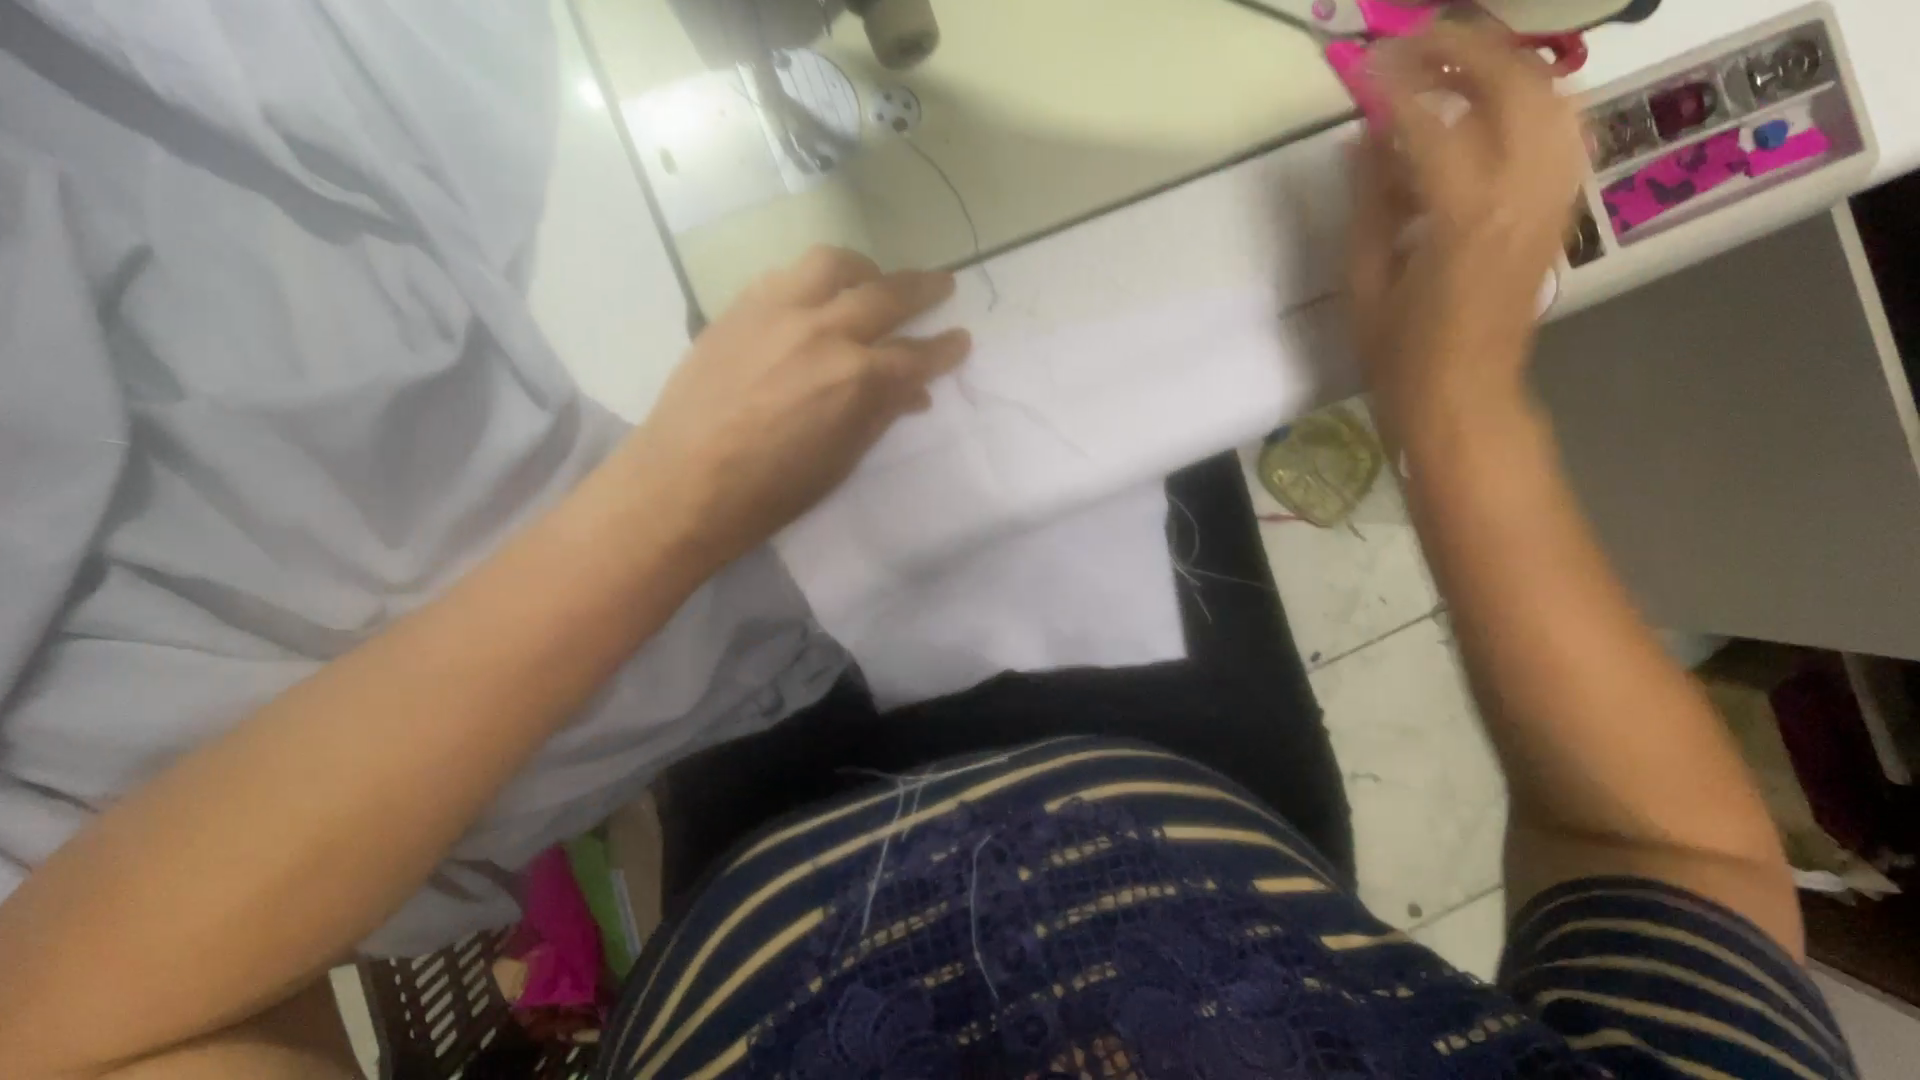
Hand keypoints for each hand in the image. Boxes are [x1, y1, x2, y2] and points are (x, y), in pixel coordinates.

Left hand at [620, 246, 970, 570]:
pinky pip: (784, 276)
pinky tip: (813, 297)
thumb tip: (913, 393)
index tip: (961, 339)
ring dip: (862, 269)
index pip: (916, 356)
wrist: (682, 484)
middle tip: (942, 284)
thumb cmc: (769, 492)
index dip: (944, 349)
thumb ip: (879, 416)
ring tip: (871, 279)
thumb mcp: (839, 463)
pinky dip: (811, 280)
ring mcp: (776, 312)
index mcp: (855, 379)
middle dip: (922, 288)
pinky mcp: (738, 309)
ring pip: (831, 265)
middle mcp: (823, 332)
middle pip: (886, 294)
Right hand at [1347, 22, 1586, 432]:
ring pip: (1554, 98)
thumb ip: (1370, 201)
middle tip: (1416, 41)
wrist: (1465, 399)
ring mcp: (1553, 199)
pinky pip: (1565, 132)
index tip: (1365, 64)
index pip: (1434, 121)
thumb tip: (1366, 137)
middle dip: (1466, 47)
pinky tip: (1499, 105)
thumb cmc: (1400, 356)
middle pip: (1515, 85)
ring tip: (1458, 59)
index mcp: (1463, 219)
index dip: (1397, 83)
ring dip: (1507, 65)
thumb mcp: (1365, 282)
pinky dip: (1535, 101)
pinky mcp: (1561, 209)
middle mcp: (1523, 195)